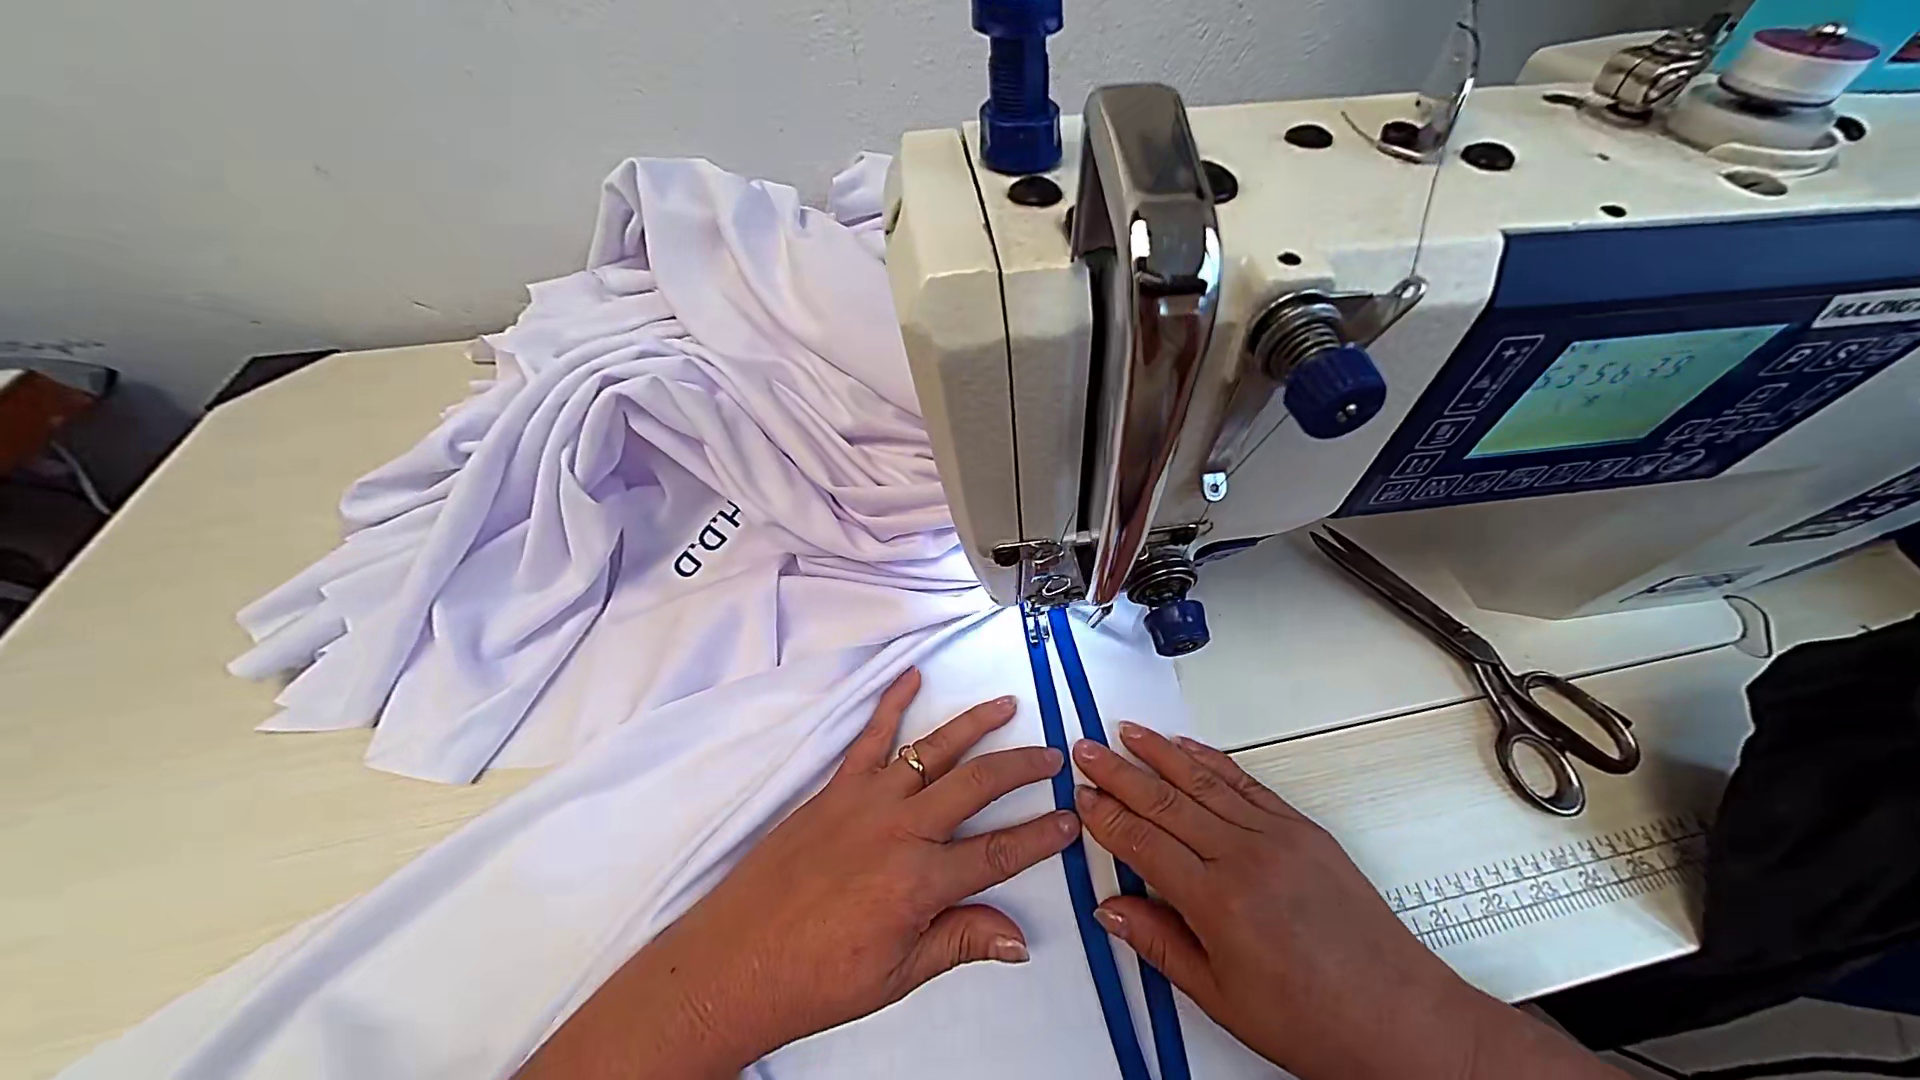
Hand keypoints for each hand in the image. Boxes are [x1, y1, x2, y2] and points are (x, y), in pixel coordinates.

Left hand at [522, 669, 1078, 1078]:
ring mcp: (867, 799)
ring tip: (1006, 706)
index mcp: (920, 881)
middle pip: (977, 784)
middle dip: (1022, 767)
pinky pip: (871, 736)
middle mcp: (900, 828)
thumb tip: (1016, 937)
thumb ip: (959, 941)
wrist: (735, 960)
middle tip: (1053, 756)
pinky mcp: (836, 787)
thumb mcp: (896, 975)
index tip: (1071, 820)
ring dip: (974, 724)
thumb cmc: (815, 977)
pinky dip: (892, 702)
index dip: (1042, 836)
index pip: (999, 852)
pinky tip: (912, 676)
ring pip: (933, 749)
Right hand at [1072, 723, 1621, 1079]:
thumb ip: (1158, 943)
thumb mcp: (1221, 998)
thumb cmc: (1319, 1022)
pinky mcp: (1302, 828)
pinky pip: (1246, 783)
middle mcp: (1246, 858)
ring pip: (1202, 780)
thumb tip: (1112, 909)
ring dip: (1158, 752)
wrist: (1404, 1019)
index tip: (1083, 796)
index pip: (1142, 842)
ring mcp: (1277, 836)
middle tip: (1088, 749)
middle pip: (1164, 800)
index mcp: (1220, 903)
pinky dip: (1211, 760)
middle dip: (1118, 771)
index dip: (1106, 815)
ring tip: (1127, 732)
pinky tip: (1188, 748)